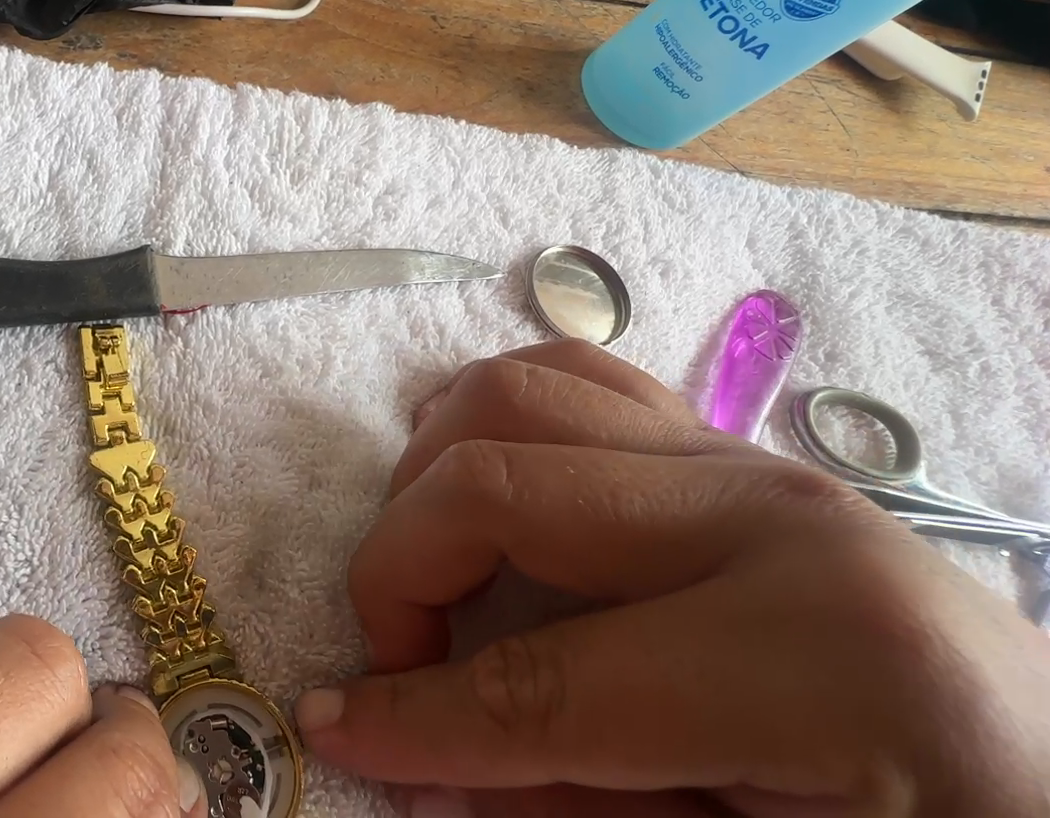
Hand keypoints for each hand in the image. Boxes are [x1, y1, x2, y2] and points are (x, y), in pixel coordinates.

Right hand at [295, 340, 1049, 817]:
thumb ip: (564, 817)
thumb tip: (407, 770)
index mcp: (816, 661)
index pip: (543, 682)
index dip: (416, 716)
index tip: (333, 727)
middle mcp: (767, 517)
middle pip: (495, 486)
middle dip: (400, 568)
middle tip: (395, 649)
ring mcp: (740, 454)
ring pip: (513, 395)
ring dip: (428, 472)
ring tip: (422, 553)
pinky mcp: (718, 436)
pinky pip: (565, 374)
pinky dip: (485, 409)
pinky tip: (468, 468)